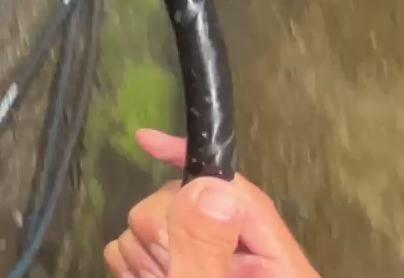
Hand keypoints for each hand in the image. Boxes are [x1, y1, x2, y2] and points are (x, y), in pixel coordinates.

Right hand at [107, 129, 318, 277]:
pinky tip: (140, 277)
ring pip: (150, 219)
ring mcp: (204, 264)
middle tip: (165, 268)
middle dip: (158, 228)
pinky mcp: (169, 270)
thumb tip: (209, 185)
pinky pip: (131, 240)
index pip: (239, 193)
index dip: (194, 159)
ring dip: (141, 248)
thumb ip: (205, 244)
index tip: (145, 140)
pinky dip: (128, 257)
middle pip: (181, 203)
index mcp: (275, 266)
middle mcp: (243, 260)